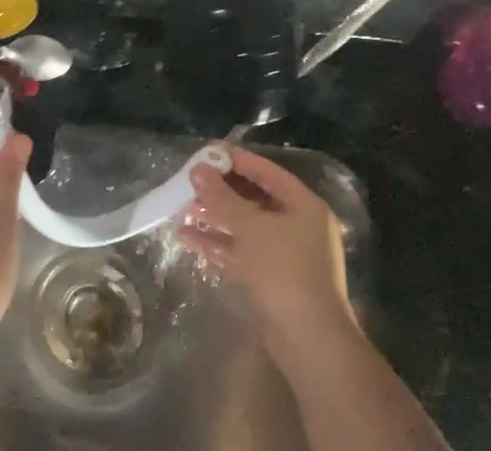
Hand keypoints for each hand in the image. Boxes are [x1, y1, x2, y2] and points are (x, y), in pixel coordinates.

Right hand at [179, 145, 354, 337]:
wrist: (308, 339)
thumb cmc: (284, 270)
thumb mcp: (250, 227)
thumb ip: (221, 197)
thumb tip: (197, 170)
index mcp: (304, 206)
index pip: (267, 172)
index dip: (237, 160)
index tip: (207, 151)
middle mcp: (298, 225)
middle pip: (255, 198)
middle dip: (221, 191)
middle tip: (190, 181)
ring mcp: (285, 254)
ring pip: (245, 226)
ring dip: (215, 217)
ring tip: (182, 208)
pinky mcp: (271, 278)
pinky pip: (241, 251)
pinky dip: (217, 243)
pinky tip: (187, 237)